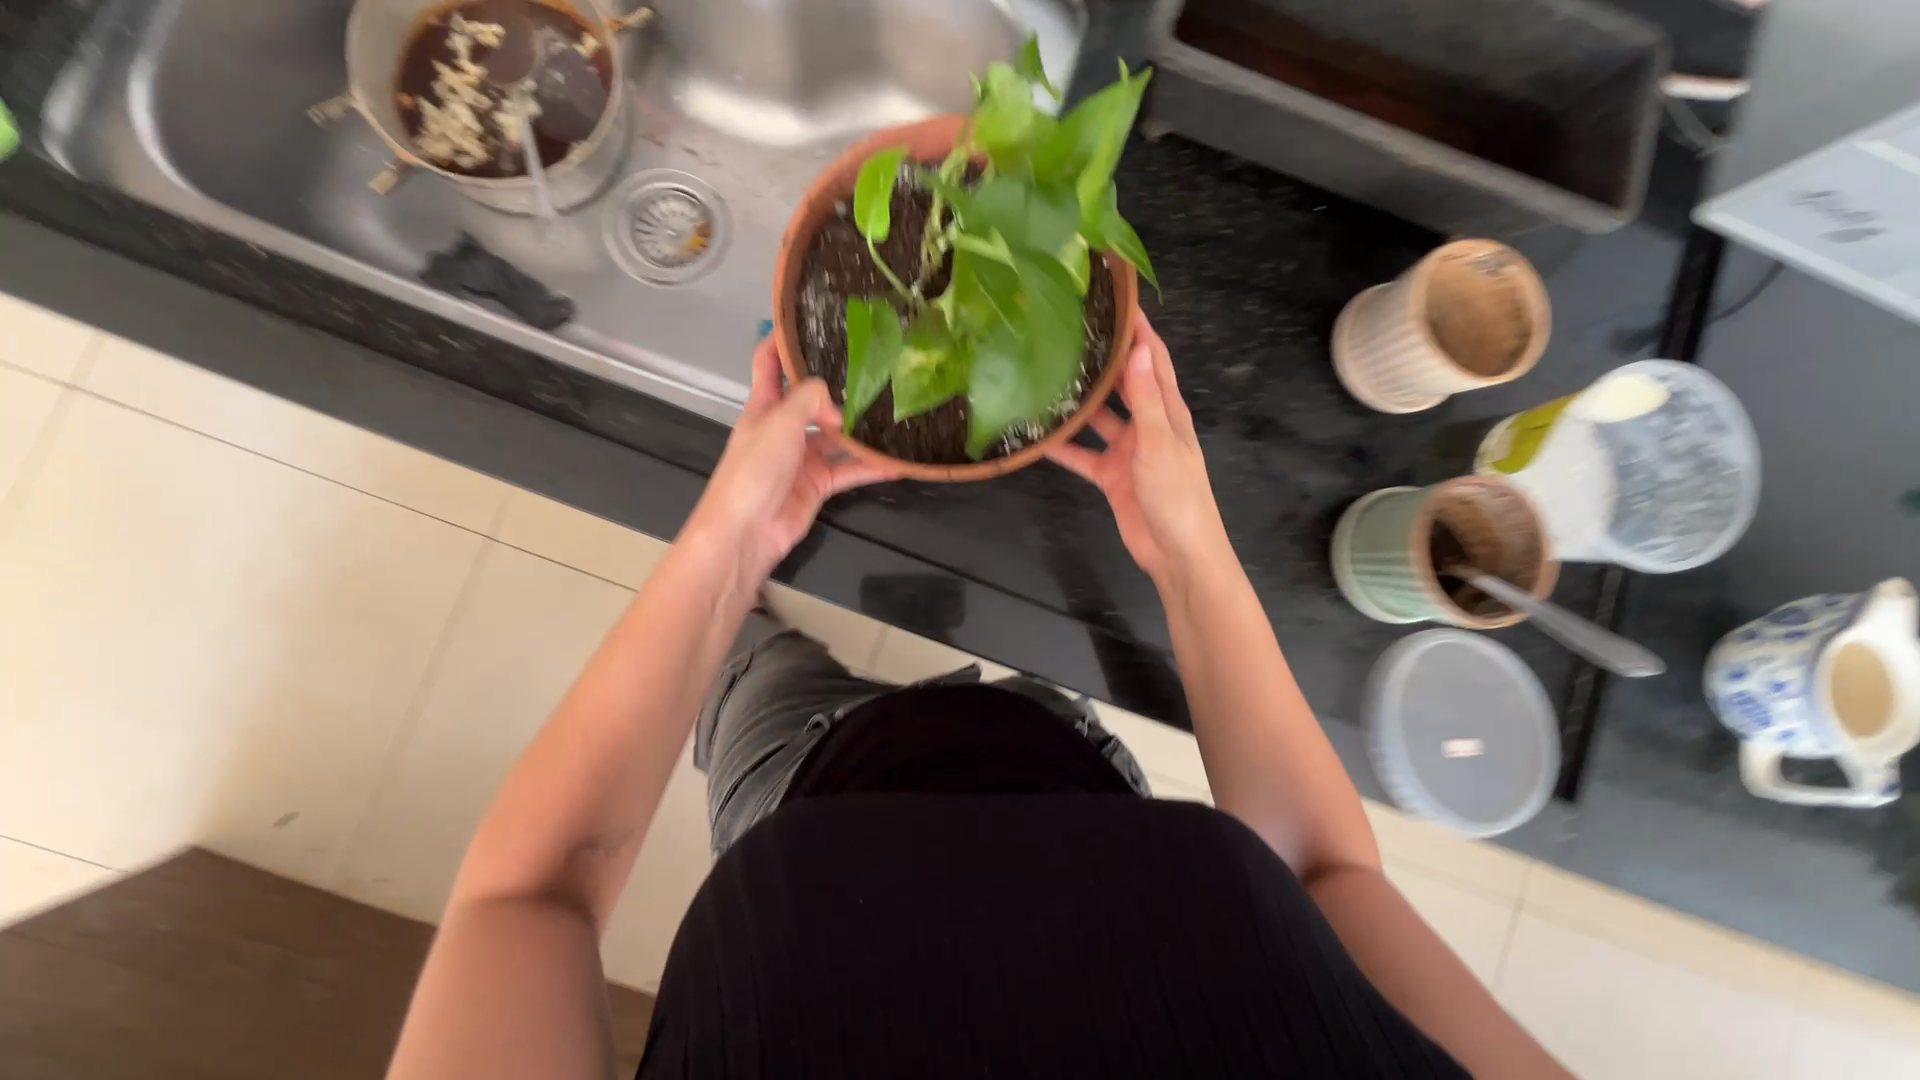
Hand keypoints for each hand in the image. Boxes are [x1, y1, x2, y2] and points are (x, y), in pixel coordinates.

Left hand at [682, 339, 900, 589]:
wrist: (747, 530)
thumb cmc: (754, 469)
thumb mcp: (779, 421)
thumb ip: (810, 399)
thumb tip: (839, 406)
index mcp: (763, 406)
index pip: (769, 364)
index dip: (781, 341)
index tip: (806, 321)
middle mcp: (784, 428)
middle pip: (813, 400)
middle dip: (840, 387)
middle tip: (877, 368)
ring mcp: (803, 458)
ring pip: (838, 437)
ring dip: (862, 430)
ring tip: (895, 411)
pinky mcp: (819, 485)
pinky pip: (851, 470)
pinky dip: (873, 466)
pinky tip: (898, 460)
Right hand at [1046, 311, 1230, 586]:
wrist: (1177, 552)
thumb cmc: (1176, 494)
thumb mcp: (1159, 442)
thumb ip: (1146, 399)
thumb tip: (1137, 349)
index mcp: (1168, 411)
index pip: (1154, 360)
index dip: (1139, 331)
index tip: (1117, 300)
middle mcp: (1148, 425)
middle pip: (1124, 384)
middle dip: (1104, 359)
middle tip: (1069, 331)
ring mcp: (1128, 452)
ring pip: (1099, 419)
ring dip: (1078, 402)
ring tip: (1045, 375)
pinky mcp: (1111, 477)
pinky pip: (1083, 456)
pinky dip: (1063, 447)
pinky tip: (1037, 436)